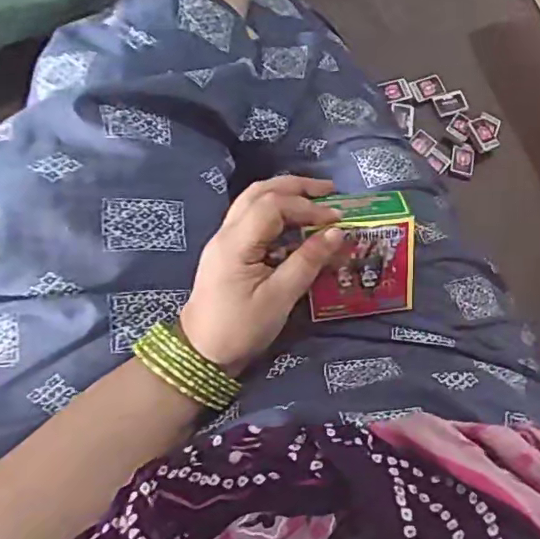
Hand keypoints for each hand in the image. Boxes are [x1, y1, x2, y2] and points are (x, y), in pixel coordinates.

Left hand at [181, 176, 344, 373]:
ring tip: (316, 199)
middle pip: (260, 192)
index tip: (337, 219)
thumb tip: (337, 233)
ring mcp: (224, 240)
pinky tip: (296, 222)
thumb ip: (307, 262)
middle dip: (296, 187)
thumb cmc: (241, 328)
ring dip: (285, 194)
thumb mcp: (279, 298)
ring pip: (253, 201)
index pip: (273, 206)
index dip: (308, 207)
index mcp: (236, 243)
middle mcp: (226, 233)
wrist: (202, 352)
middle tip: (330, 191)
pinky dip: (276, 211)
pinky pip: (252, 218)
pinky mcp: (228, 251)